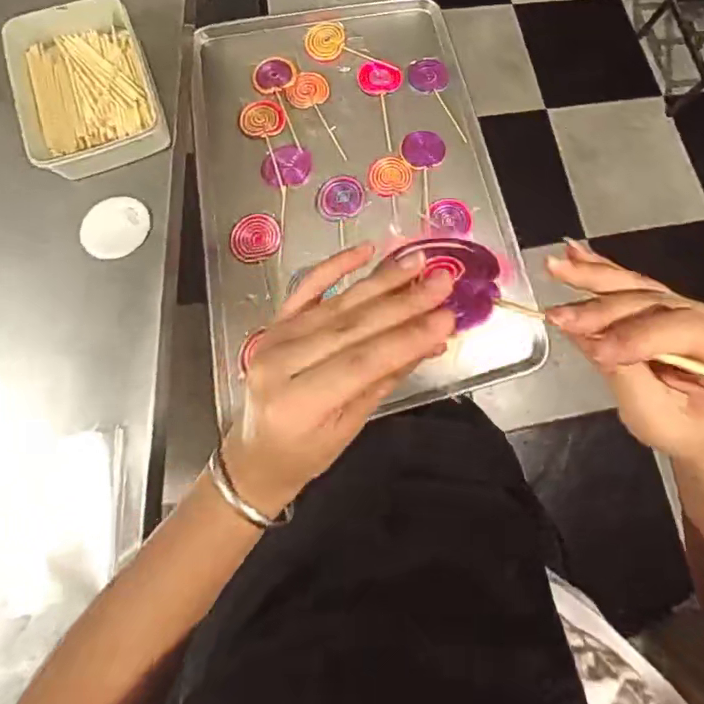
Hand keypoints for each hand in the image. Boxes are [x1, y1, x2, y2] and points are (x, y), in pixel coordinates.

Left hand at [222, 243, 456, 514]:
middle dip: (403, 302)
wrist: (255, 453)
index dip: (406, 338)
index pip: (362, 362)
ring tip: (417, 262)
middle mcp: (280, 363)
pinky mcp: (275, 321)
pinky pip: (306, 287)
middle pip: (351, 326)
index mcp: (298, 403)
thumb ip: (386, 379)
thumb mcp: (350, 427)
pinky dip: (336, 265)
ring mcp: (274, 337)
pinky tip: (365, 250)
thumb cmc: (306, 453)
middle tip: (442, 280)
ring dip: (381, 280)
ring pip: (337, 304)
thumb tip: (433, 339)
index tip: (448, 317)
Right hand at [545, 241, 703, 465]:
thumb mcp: (657, 418)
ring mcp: (694, 306)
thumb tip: (589, 338)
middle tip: (559, 316)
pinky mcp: (667, 300)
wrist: (695, 428)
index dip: (638, 335)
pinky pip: (631, 282)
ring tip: (558, 266)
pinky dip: (600, 270)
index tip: (596, 351)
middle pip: (657, 304)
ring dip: (594, 277)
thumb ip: (628, 377)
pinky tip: (574, 253)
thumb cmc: (683, 430)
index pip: (687, 330)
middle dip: (603, 310)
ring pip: (639, 287)